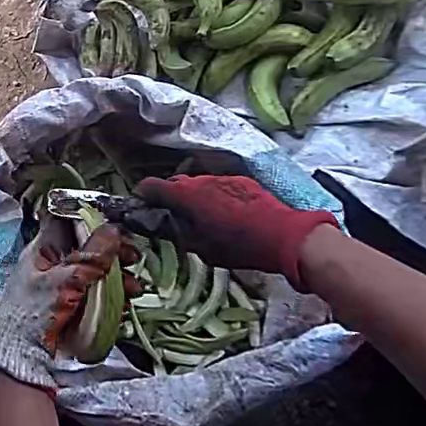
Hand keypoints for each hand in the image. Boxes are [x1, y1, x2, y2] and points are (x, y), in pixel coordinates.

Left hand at [0, 221, 123, 389]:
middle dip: (113, 253)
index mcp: (44, 247)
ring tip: (135, 289)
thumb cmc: (37, 312)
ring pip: (93, 271)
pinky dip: (109, 296)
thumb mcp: (67, 281)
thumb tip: (114, 229)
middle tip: (134, 259)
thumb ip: (91, 257)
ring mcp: (60, 282)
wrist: (22, 356)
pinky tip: (124, 305)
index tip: (120, 230)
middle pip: (86, 247)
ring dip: (117, 277)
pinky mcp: (67, 303)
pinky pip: (92, 292)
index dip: (95, 222)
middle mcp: (52, 260)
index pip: (69, 221)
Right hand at [134, 174, 337, 286]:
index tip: (141, 206)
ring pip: (197, 184)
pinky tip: (224, 214)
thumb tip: (161, 226)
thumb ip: (177, 232)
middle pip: (174, 183)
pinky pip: (217, 186)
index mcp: (185, 194)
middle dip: (169, 197)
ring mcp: (221, 178)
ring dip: (192, 197)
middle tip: (171, 216)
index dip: (142, 195)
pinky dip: (213, 196)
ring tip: (199, 216)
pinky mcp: (241, 181)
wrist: (285, 236)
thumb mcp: (200, 247)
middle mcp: (199, 180)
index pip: (151, 186)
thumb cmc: (238, 246)